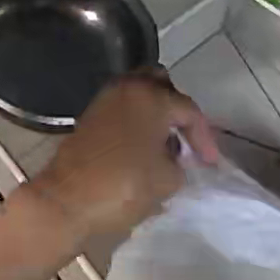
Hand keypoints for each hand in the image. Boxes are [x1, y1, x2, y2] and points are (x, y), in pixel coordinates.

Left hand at [22, 68, 220, 245]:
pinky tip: (144, 144)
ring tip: (167, 143)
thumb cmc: (125, 184)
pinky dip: (136, 118)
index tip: (210, 163)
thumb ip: (179, 160)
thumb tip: (172, 153)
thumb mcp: (169, 178)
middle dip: (176, 107)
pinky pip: (122, 106)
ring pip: (138, 92)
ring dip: (154, 111)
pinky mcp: (90, 114)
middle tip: (186, 137)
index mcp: (150, 96)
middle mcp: (126, 87)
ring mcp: (104, 98)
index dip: (204, 137)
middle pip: (159, 83)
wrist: (70, 196)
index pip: (188, 109)